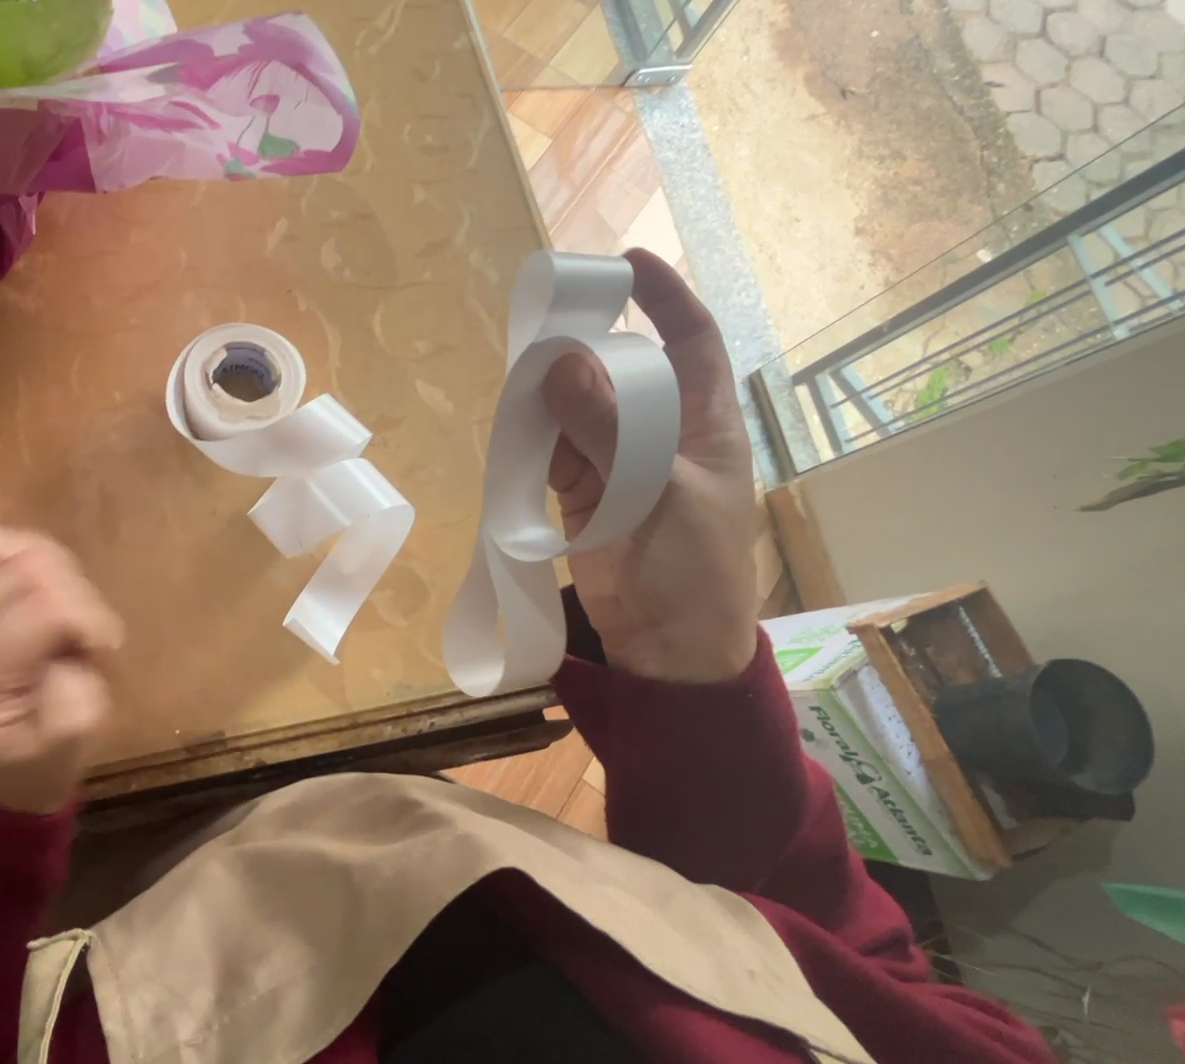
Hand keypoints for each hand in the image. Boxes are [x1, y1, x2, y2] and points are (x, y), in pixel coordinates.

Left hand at [0, 525, 124, 813]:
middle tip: (87, 633)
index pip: (45, 606)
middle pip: (28, 567)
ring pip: (7, 545)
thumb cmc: (32, 767)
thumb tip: (74, 644)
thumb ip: (75, 705)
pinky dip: (28, 557)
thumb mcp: (65, 754)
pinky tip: (44, 590)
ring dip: (55, 571)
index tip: (106, 647)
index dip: (91, 616)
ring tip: (66, 611)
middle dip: (78, 592)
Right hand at [546, 249, 759, 682]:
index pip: (690, 343)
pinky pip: (554, 450)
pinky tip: (515, 425)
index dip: (665, 299)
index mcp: (704, 423)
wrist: (665, 644)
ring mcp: (617, 464)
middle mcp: (659, 434)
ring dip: (553, 393)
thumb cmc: (691, 566)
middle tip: (545, 326)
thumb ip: (610, 430)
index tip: (626, 264)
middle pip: (622, 371)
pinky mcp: (582, 494)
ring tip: (521, 376)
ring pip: (580, 409)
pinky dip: (534, 437)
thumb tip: (561, 364)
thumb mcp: (660, 491)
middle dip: (589, 347)